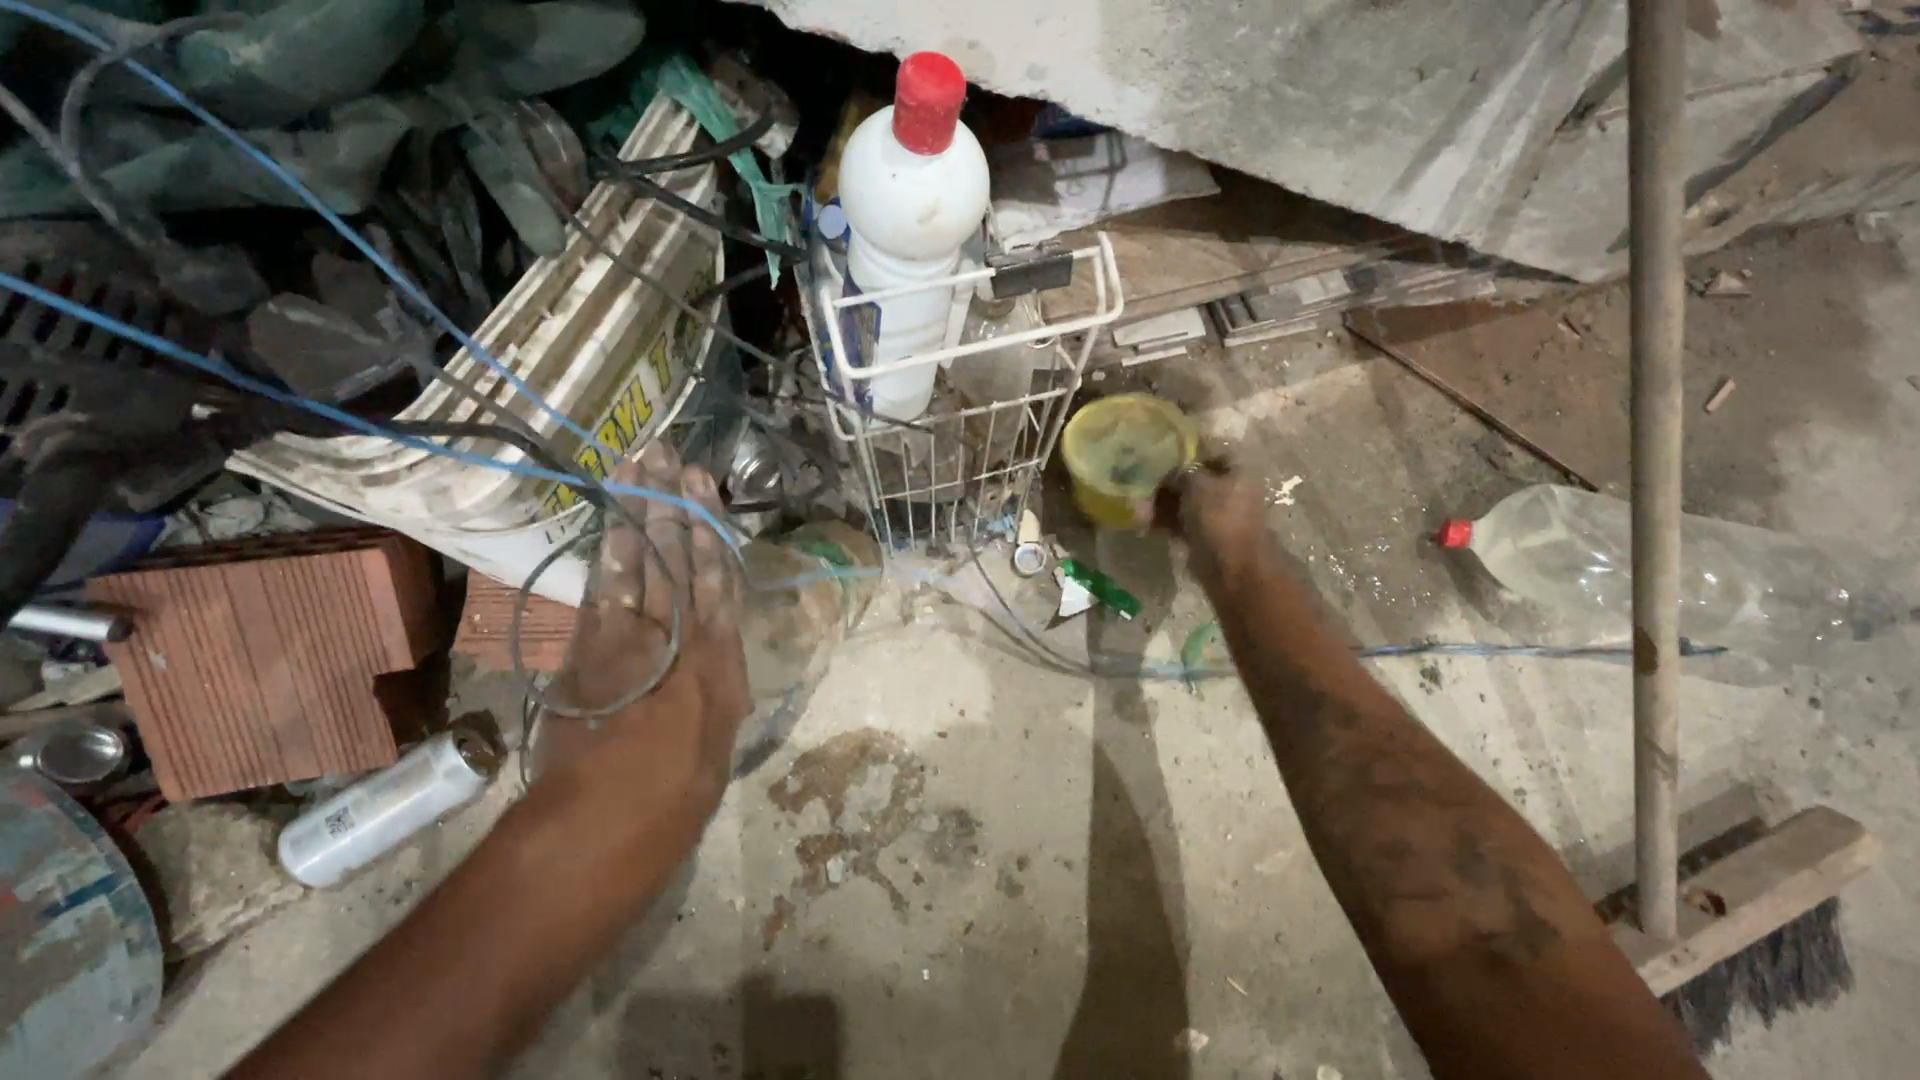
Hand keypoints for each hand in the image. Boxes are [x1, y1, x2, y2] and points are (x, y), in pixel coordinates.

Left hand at [533, 442, 749, 796]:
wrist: (600, 825)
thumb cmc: (674, 800)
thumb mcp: (715, 747)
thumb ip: (714, 694)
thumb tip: (712, 664)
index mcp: (719, 663)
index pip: (716, 579)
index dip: (709, 527)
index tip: (701, 485)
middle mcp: (677, 640)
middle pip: (674, 559)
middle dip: (669, 503)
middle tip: (663, 453)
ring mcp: (628, 642)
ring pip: (637, 565)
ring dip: (636, 515)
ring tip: (637, 470)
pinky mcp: (585, 653)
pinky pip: (601, 594)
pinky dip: (606, 557)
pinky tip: (610, 525)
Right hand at [1134, 461, 1275, 579]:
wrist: (1231, 566)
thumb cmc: (1218, 517)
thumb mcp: (1196, 484)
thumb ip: (1181, 472)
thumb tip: (1170, 473)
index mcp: (1238, 471)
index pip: (1212, 452)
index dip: (1188, 452)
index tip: (1163, 456)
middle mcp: (1232, 490)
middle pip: (1196, 479)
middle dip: (1169, 482)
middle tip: (1144, 484)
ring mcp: (1219, 515)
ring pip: (1186, 502)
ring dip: (1163, 504)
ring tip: (1140, 508)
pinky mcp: (1206, 536)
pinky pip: (1182, 522)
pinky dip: (1165, 522)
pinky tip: (1145, 524)